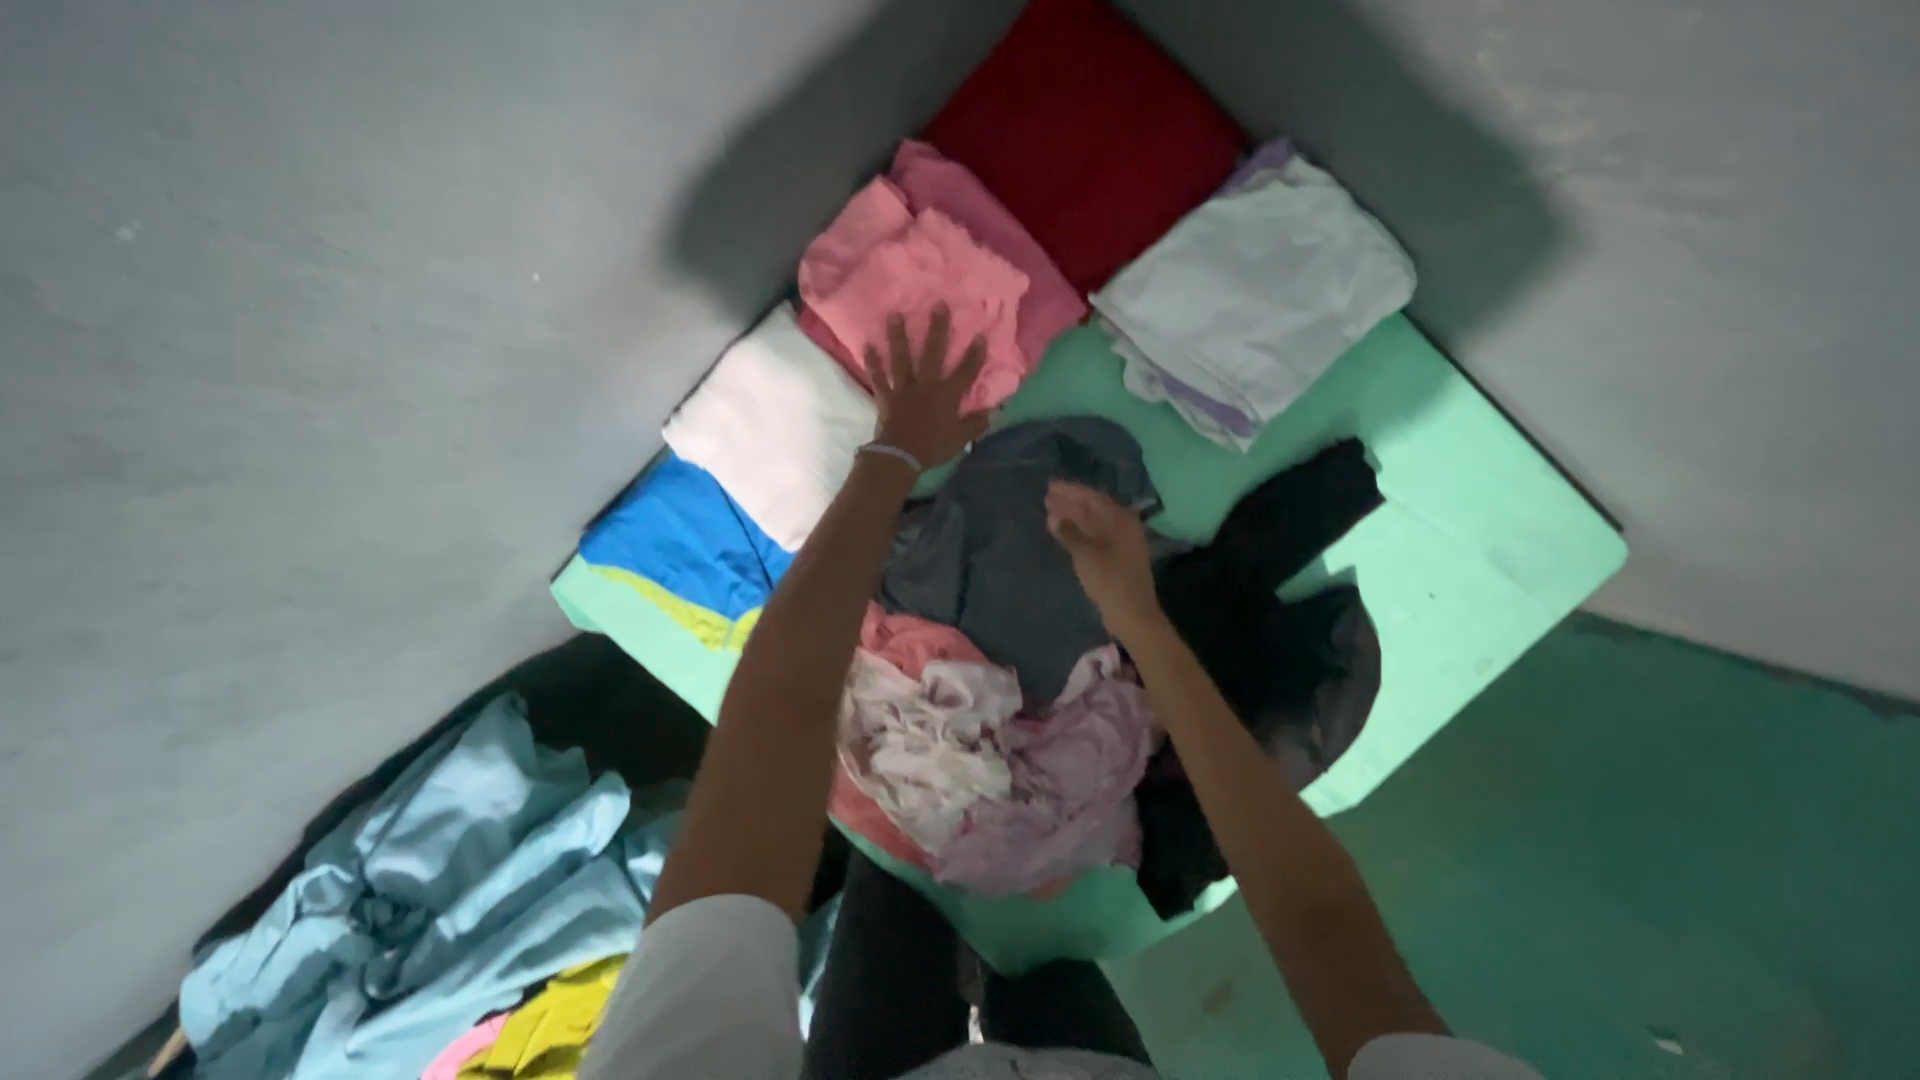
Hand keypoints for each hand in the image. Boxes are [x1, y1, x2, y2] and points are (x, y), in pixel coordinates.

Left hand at [864, 304, 990, 469]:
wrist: (900, 456)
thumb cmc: (933, 447)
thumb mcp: (960, 438)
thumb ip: (976, 423)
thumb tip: (995, 412)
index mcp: (947, 395)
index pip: (965, 372)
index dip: (974, 355)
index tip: (980, 336)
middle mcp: (926, 385)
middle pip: (933, 353)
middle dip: (937, 329)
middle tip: (938, 304)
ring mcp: (904, 388)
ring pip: (902, 358)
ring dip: (898, 336)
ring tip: (895, 315)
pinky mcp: (886, 396)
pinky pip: (878, 377)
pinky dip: (872, 362)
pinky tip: (867, 345)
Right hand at [1045, 480, 1166, 640]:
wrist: (1132, 613)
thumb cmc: (1110, 580)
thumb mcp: (1086, 554)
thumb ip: (1070, 532)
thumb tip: (1055, 516)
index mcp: (1121, 520)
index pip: (1092, 497)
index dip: (1071, 491)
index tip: (1050, 486)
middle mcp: (1123, 526)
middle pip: (1093, 509)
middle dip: (1070, 503)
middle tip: (1047, 497)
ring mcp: (1120, 543)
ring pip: (1093, 523)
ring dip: (1073, 517)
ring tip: (1050, 512)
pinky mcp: (1115, 557)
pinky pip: (1094, 537)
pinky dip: (1078, 533)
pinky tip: (1063, 533)